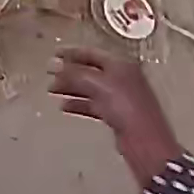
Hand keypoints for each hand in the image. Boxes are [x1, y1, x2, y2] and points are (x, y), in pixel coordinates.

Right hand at [50, 46, 183, 186]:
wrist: (144, 140)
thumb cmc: (125, 107)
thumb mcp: (98, 85)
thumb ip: (75, 74)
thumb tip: (55, 66)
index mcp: (120, 65)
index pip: (92, 53)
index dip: (71, 53)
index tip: (54, 54)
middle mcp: (120, 78)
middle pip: (89, 70)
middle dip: (68, 72)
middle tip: (49, 74)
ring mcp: (118, 96)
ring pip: (89, 88)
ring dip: (70, 88)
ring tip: (52, 90)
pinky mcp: (115, 114)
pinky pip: (92, 104)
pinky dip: (78, 104)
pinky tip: (64, 107)